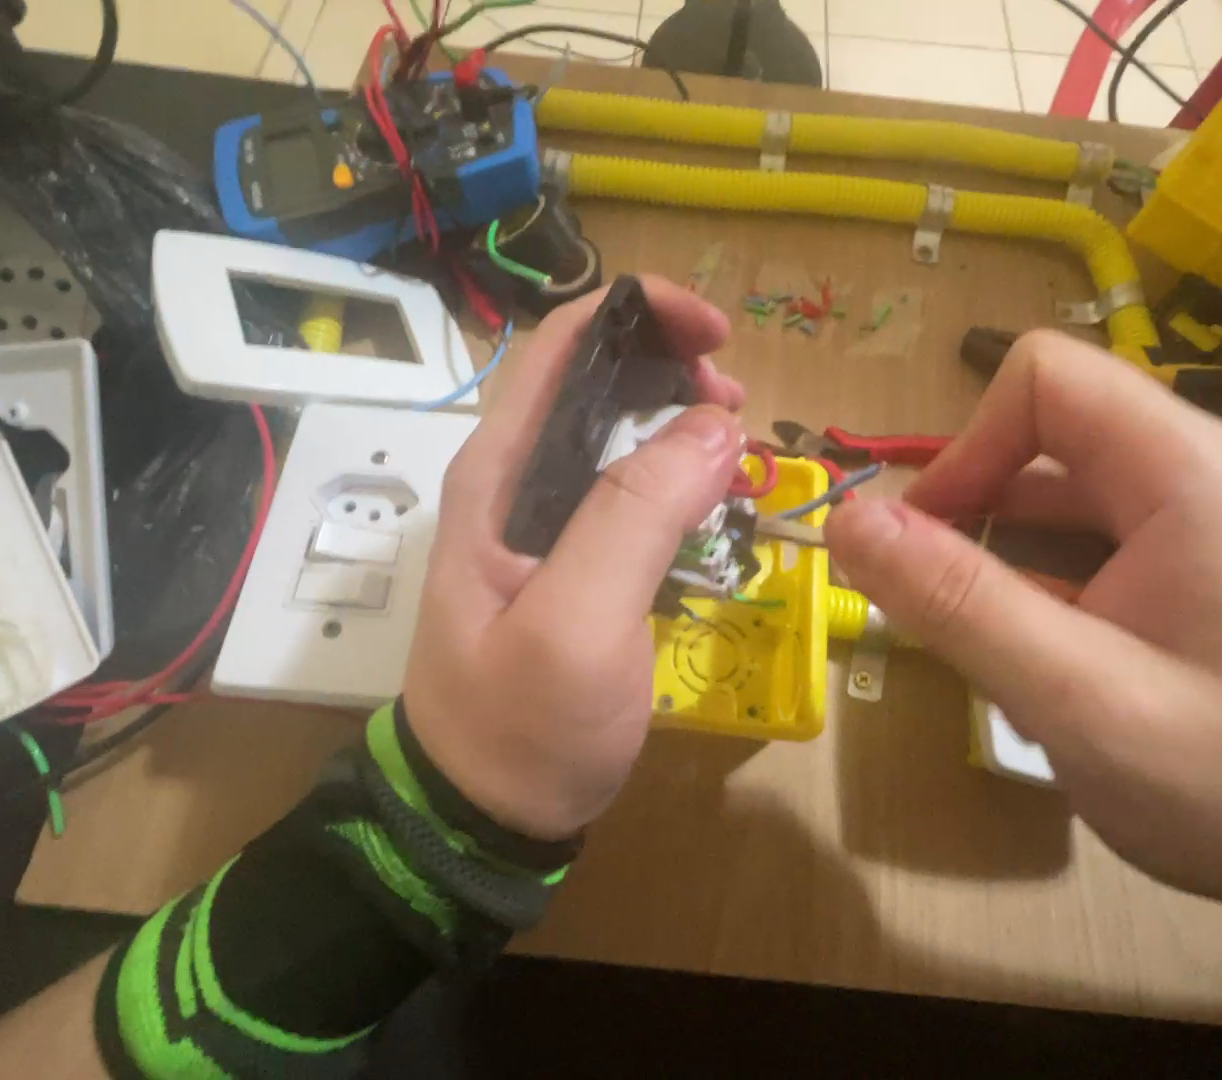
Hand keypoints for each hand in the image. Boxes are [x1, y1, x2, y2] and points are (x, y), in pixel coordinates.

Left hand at [402, 277, 744, 841]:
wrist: (486, 812)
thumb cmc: (522, 725)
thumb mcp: (577, 625)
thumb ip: (636, 517)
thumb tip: (713, 426)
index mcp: (499, 473)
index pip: (562, 346)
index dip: (638, 315)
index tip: (716, 339)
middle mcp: (515, 480)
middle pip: (592, 379)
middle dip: (669, 367)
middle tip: (735, 409)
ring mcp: (543, 521)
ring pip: (615, 432)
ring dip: (677, 421)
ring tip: (734, 450)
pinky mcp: (572, 559)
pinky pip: (627, 491)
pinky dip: (675, 477)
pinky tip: (709, 500)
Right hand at [824, 330, 1221, 927]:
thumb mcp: (1081, 700)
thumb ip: (959, 602)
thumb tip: (846, 519)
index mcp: (1184, 472)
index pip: (1041, 379)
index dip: (965, 448)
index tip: (926, 545)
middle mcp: (1190, 477)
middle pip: (1037, 438)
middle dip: (968, 515)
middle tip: (942, 613)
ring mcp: (1188, 527)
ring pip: (1046, 499)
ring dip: (993, 563)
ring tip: (992, 654)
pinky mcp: (1180, 575)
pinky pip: (1074, 550)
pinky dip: (1029, 594)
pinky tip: (1037, 668)